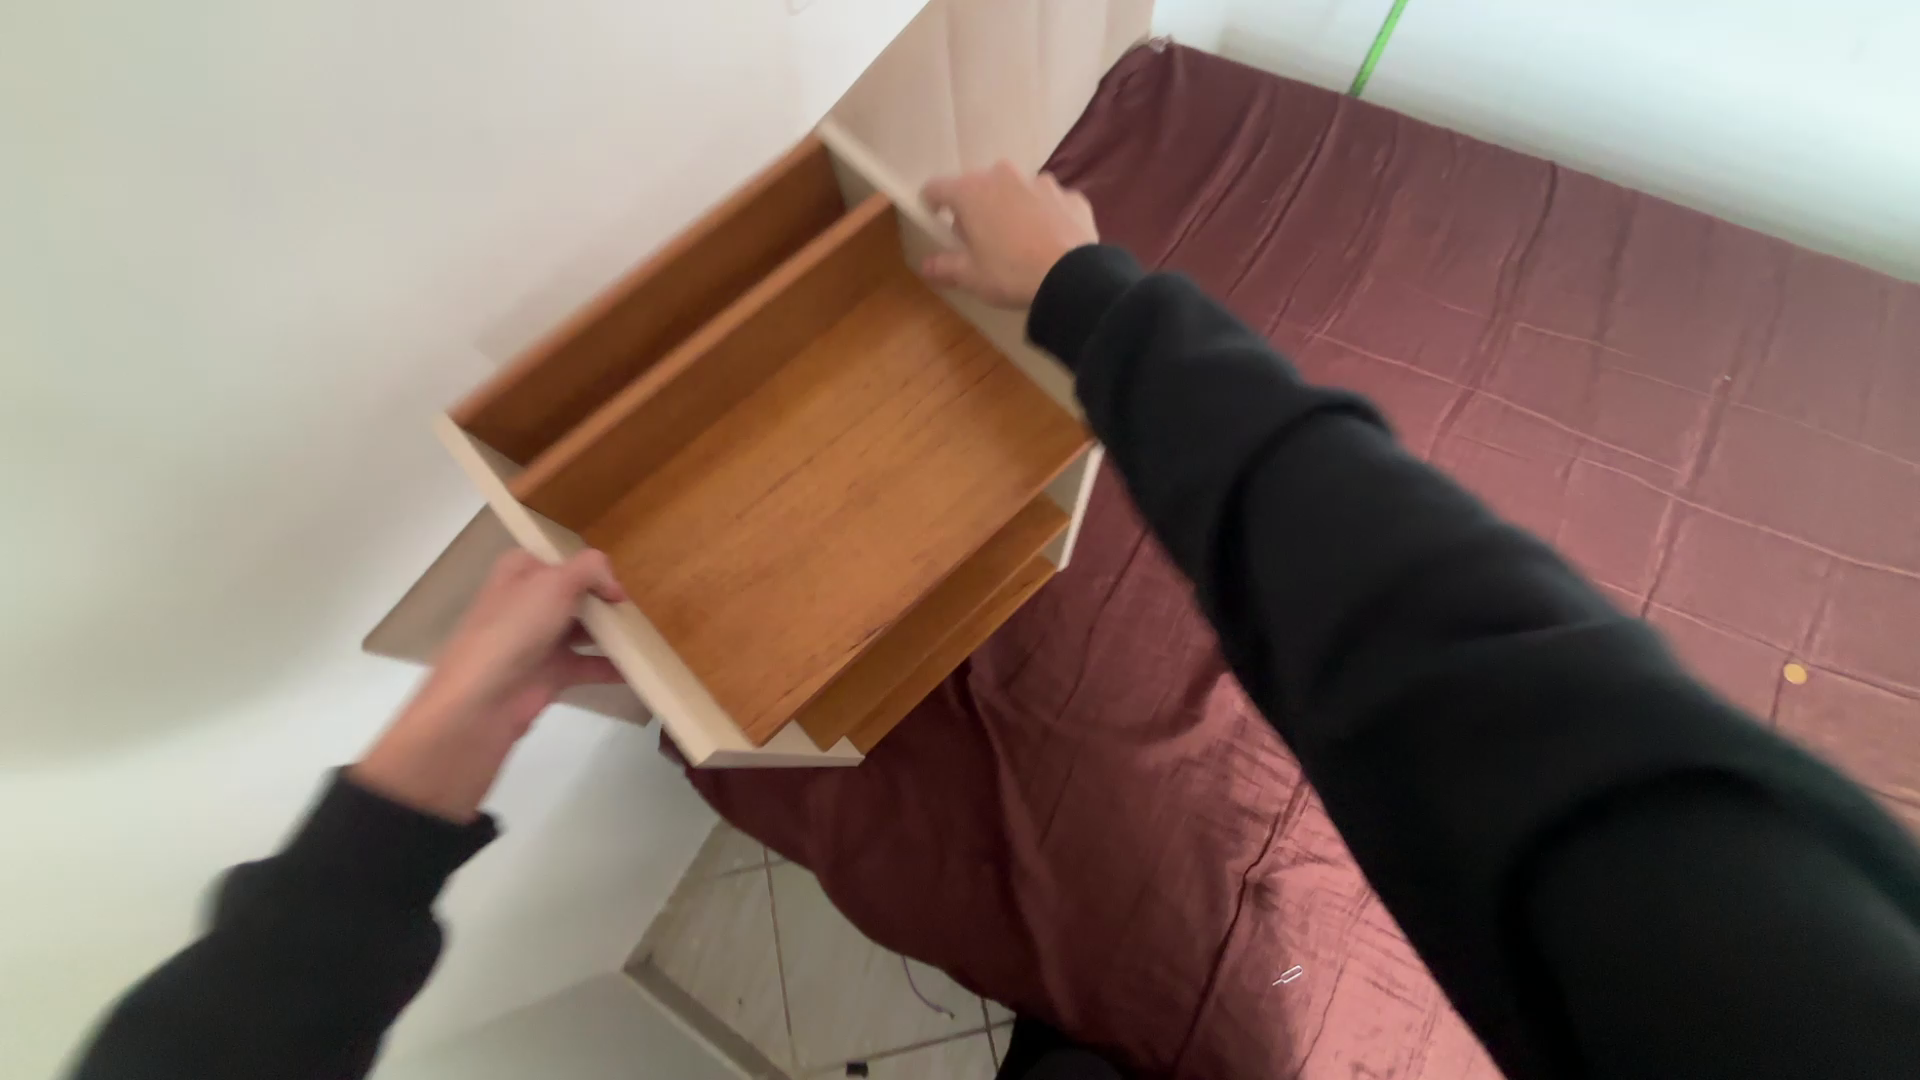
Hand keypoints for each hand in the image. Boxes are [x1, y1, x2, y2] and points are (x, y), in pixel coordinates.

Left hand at [352, 550, 627, 821]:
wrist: (480, 703)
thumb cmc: (513, 631)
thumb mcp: (555, 583)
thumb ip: (592, 570)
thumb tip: (614, 589)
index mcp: (520, 574)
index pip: (560, 559)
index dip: (589, 568)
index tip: (615, 582)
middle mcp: (527, 603)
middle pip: (576, 594)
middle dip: (606, 601)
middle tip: (635, 609)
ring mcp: (537, 640)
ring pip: (584, 630)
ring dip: (613, 633)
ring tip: (646, 636)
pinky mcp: (549, 673)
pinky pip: (589, 665)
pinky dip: (614, 666)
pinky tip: (640, 666)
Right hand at [920, 162, 1098, 307]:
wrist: (1072, 277)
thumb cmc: (1010, 273)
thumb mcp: (971, 276)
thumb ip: (945, 266)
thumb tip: (926, 265)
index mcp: (971, 191)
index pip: (937, 188)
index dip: (931, 204)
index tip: (934, 220)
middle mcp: (1004, 175)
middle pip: (978, 188)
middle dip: (975, 211)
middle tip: (980, 243)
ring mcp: (1040, 182)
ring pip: (1016, 192)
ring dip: (1011, 211)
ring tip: (1018, 244)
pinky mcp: (1070, 196)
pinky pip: (1048, 204)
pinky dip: (1043, 218)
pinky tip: (1048, 244)